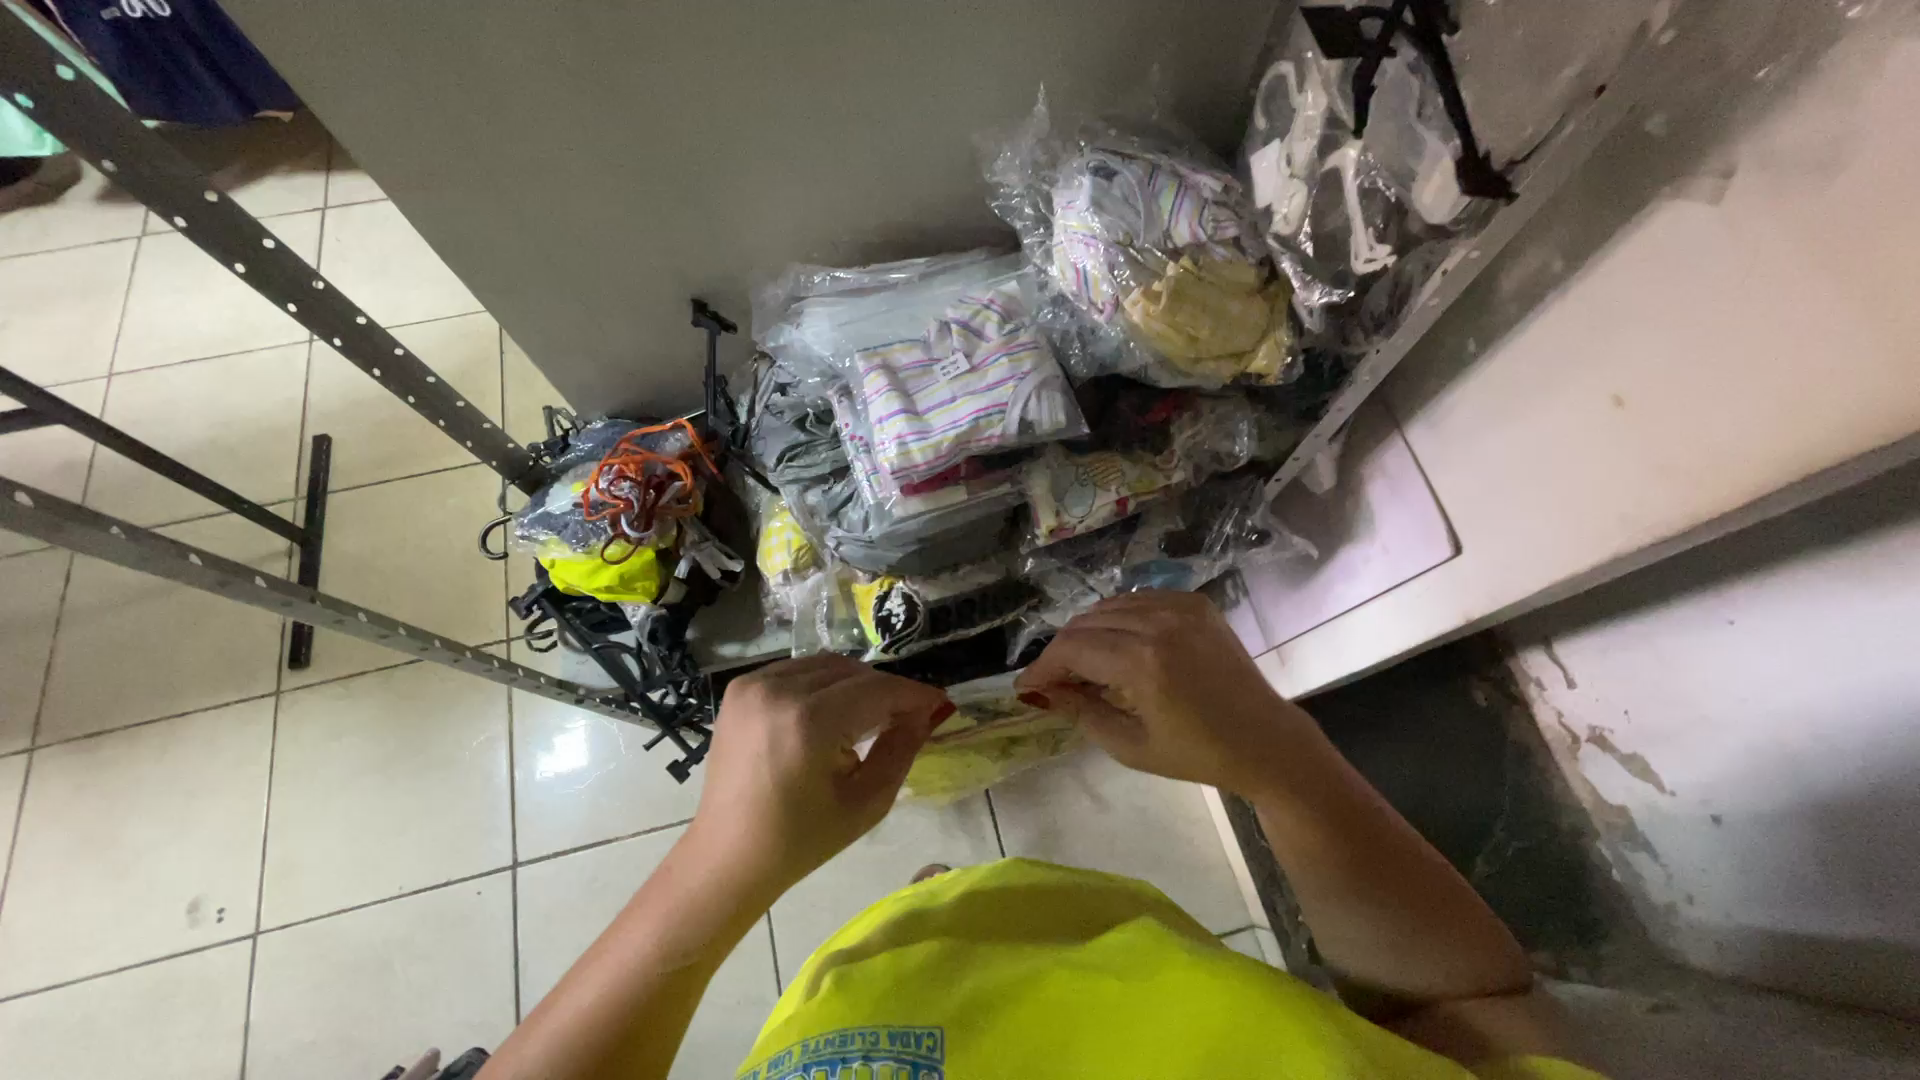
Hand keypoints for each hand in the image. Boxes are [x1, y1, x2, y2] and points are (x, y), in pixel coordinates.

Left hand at [684, 654, 953, 898]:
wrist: (728, 856)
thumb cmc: (800, 840)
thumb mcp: (865, 803)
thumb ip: (901, 750)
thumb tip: (925, 713)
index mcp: (808, 721)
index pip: (876, 690)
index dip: (912, 694)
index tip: (938, 703)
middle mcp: (777, 690)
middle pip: (852, 671)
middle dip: (884, 690)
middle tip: (906, 717)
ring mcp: (753, 685)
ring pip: (825, 665)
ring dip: (854, 685)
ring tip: (868, 718)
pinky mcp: (740, 689)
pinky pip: (797, 671)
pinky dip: (822, 685)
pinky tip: (830, 715)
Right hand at [1014, 591, 1322, 796]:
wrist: (1265, 740)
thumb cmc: (1197, 753)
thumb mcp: (1130, 745)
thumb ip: (1080, 711)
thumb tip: (1040, 692)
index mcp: (1142, 663)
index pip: (1071, 649)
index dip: (1042, 667)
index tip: (1026, 687)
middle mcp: (1159, 624)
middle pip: (1085, 624)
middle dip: (1061, 652)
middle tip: (1053, 681)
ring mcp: (1180, 607)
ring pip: (1108, 607)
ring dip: (1086, 633)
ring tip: (1083, 666)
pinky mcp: (1196, 602)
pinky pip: (1138, 601)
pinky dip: (1118, 619)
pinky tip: (1117, 645)